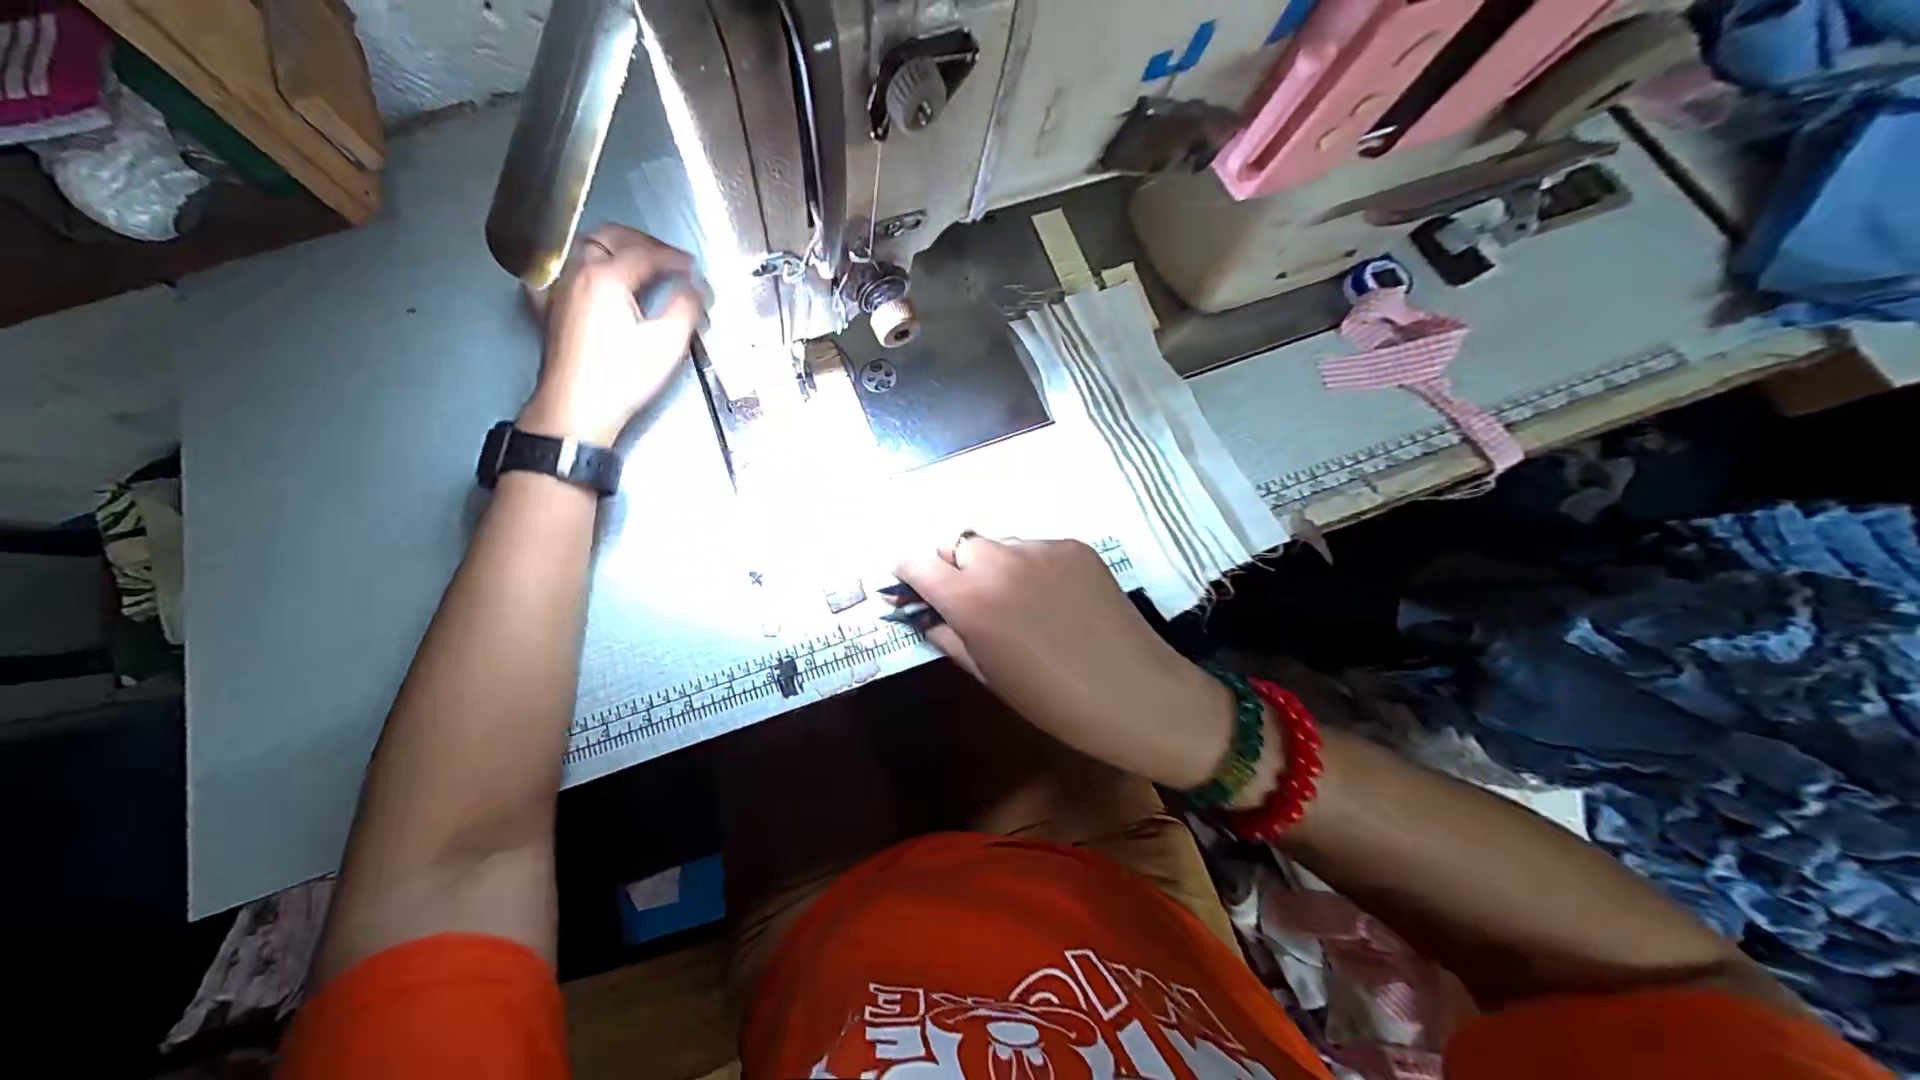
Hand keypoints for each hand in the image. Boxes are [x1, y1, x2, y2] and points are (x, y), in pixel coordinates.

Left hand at [518, 225, 702, 445]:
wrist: (578, 408)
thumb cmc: (621, 378)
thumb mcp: (668, 343)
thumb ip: (686, 307)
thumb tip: (693, 288)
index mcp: (607, 278)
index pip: (646, 253)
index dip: (673, 258)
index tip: (691, 267)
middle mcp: (577, 275)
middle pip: (610, 237)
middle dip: (642, 242)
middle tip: (665, 256)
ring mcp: (559, 290)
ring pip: (584, 248)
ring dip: (614, 247)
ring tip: (636, 262)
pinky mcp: (551, 309)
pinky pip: (562, 272)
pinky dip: (580, 266)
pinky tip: (587, 276)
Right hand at [894, 536, 1238, 788]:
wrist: (1136, 693)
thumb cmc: (1052, 700)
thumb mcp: (988, 674)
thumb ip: (949, 635)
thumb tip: (927, 614)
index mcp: (971, 599)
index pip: (917, 561)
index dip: (908, 572)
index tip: (911, 585)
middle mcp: (1000, 561)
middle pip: (957, 546)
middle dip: (954, 568)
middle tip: (970, 599)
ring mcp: (1040, 548)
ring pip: (998, 545)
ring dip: (993, 566)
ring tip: (1018, 602)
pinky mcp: (1074, 545)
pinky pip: (1035, 548)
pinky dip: (1030, 567)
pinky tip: (1052, 599)